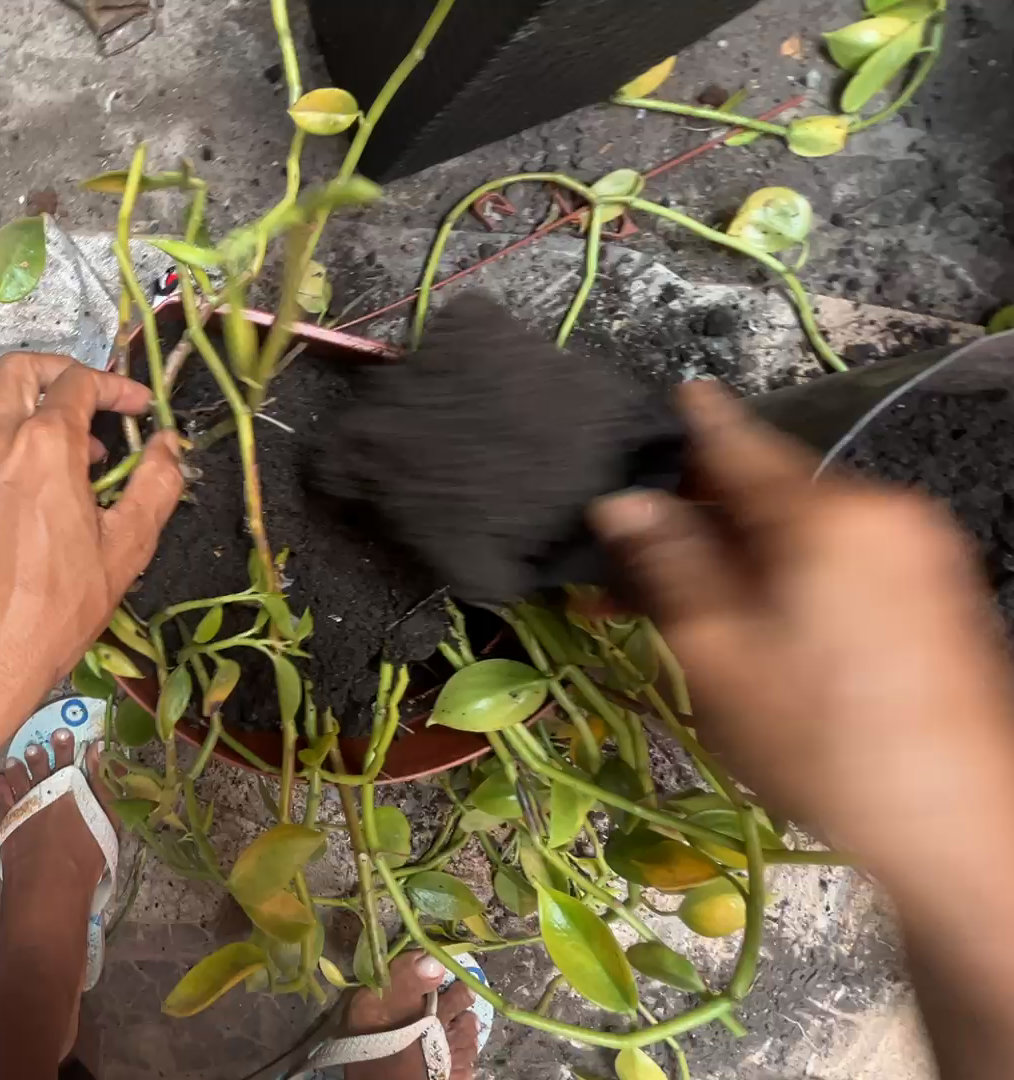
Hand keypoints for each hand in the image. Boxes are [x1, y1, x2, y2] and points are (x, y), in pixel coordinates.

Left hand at [0, 352, 184, 757]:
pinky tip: (49, 493)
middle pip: (19, 371)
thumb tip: (167, 446)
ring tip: (84, 459)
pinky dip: (20, 445)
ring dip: (42, 413)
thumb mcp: (127, 546)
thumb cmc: (60, 605)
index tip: (141, 409)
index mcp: (43, 446)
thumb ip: (155, 484)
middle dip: (62, 372)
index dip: (117, 387)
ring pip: (0, 409)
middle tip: (96, 402)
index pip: (78, 383)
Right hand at [589, 381, 1013, 875]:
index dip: (692, 422)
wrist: (955, 828)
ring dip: (706, 553)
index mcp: (830, 518)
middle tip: (607, 551)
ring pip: (778, 532)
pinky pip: (813, 561)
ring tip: (638, 595)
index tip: (661, 392)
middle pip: (756, 493)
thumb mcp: (711, 643)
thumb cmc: (812, 730)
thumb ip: (664, 560)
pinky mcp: (913, 596)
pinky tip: (705, 611)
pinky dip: (752, 574)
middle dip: (679, 516)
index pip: (741, 445)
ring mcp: (906, 558)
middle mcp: (878, 519)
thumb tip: (620, 502)